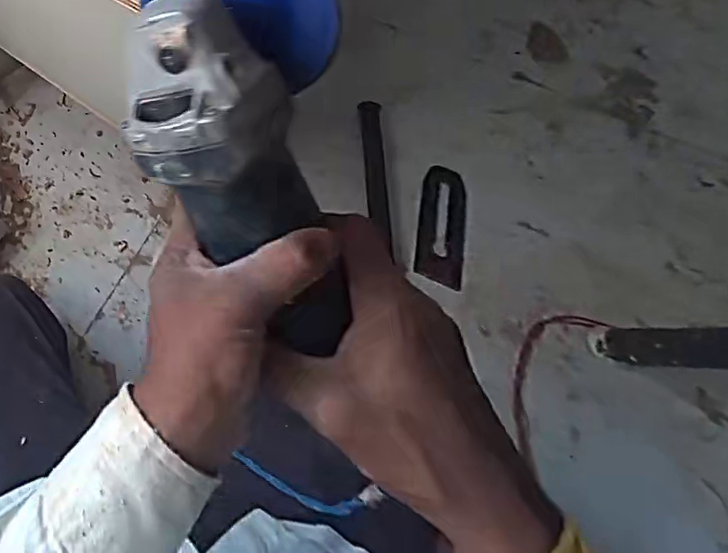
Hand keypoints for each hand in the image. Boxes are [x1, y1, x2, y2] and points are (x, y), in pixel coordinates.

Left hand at [132, 203, 335, 472]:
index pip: (206, 205)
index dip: (236, 189)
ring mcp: (217, 298)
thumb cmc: (202, 353)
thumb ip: (280, 265)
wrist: (196, 424)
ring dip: (286, 259)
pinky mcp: (239, 325)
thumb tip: (327, 235)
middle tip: (315, 217)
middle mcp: (196, 269)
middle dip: (273, 226)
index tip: (278, 180)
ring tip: (326, 246)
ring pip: (255, 265)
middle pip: (237, 234)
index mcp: (182, 253)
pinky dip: (291, 289)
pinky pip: (268, 295)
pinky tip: (323, 285)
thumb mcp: (237, 300)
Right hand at [272, 216, 561, 551]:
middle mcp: (415, 302)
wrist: (486, 502)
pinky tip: (335, 350)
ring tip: (297, 315)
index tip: (280, 243)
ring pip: (375, 286)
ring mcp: (433, 327)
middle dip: (317, 265)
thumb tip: (240, 337)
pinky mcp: (440, 352)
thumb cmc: (404, 440)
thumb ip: (276, 364)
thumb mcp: (323, 404)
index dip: (314, 225)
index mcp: (388, 300)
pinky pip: (392, 313)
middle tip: (277, 282)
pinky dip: (360, 318)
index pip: (353, 227)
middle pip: (361, 257)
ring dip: (338, 293)